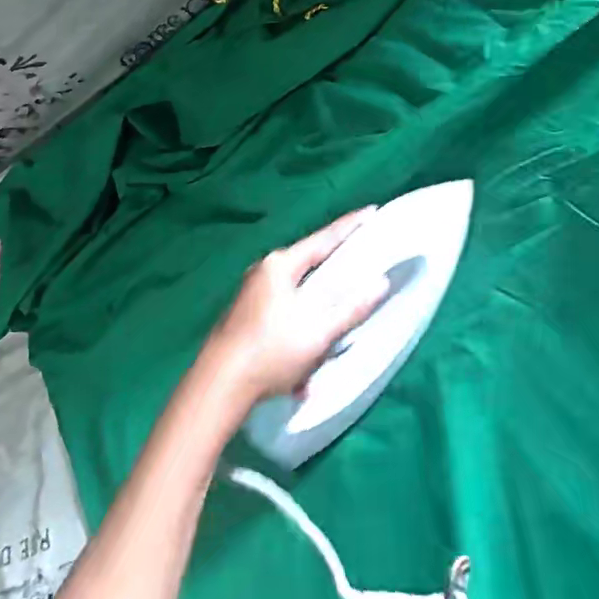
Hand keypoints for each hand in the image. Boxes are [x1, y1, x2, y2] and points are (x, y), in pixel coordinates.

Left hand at [199, 208, 390, 409]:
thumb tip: (381, 282)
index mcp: (280, 265)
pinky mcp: (246, 316)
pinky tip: (305, 363)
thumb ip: (352, 308)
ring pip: (297, 291)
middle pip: (309, 262)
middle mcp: (263, 272)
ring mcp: (251, 294)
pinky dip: (300, 327)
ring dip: (317, 309)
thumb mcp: (318, 331)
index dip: (351, 226)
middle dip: (334, 266)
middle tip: (361, 258)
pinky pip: (284, 311)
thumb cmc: (271, 351)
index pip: (324, 239)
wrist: (218, 388)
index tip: (372, 211)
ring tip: (336, 316)